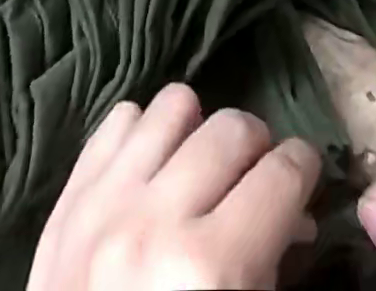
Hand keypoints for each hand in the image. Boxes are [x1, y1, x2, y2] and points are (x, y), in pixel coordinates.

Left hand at [28, 84, 322, 290]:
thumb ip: (274, 264)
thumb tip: (293, 214)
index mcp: (210, 269)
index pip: (280, 176)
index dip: (303, 166)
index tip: (305, 171)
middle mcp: (156, 222)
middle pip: (231, 130)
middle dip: (258, 145)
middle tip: (257, 173)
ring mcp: (105, 200)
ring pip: (173, 106)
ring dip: (199, 127)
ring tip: (204, 160)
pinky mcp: (70, 195)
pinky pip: (119, 120)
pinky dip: (145, 131)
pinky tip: (156, 164)